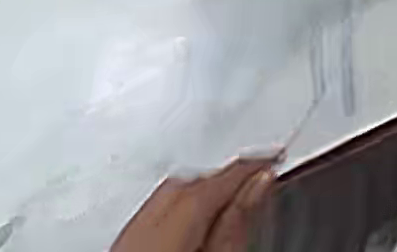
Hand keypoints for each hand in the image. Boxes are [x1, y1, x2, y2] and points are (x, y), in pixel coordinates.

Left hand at [112, 157, 277, 251]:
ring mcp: (126, 234)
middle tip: (256, 173)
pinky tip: (192, 214)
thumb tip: (263, 178)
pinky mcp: (119, 245)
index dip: (258, 160)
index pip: (226, 172)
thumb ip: (238, 219)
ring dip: (203, 185)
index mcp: (178, 213)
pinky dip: (177, 203)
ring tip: (229, 195)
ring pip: (171, 189)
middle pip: (194, 177)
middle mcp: (145, 218)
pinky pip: (152, 209)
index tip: (277, 155)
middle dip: (226, 172)